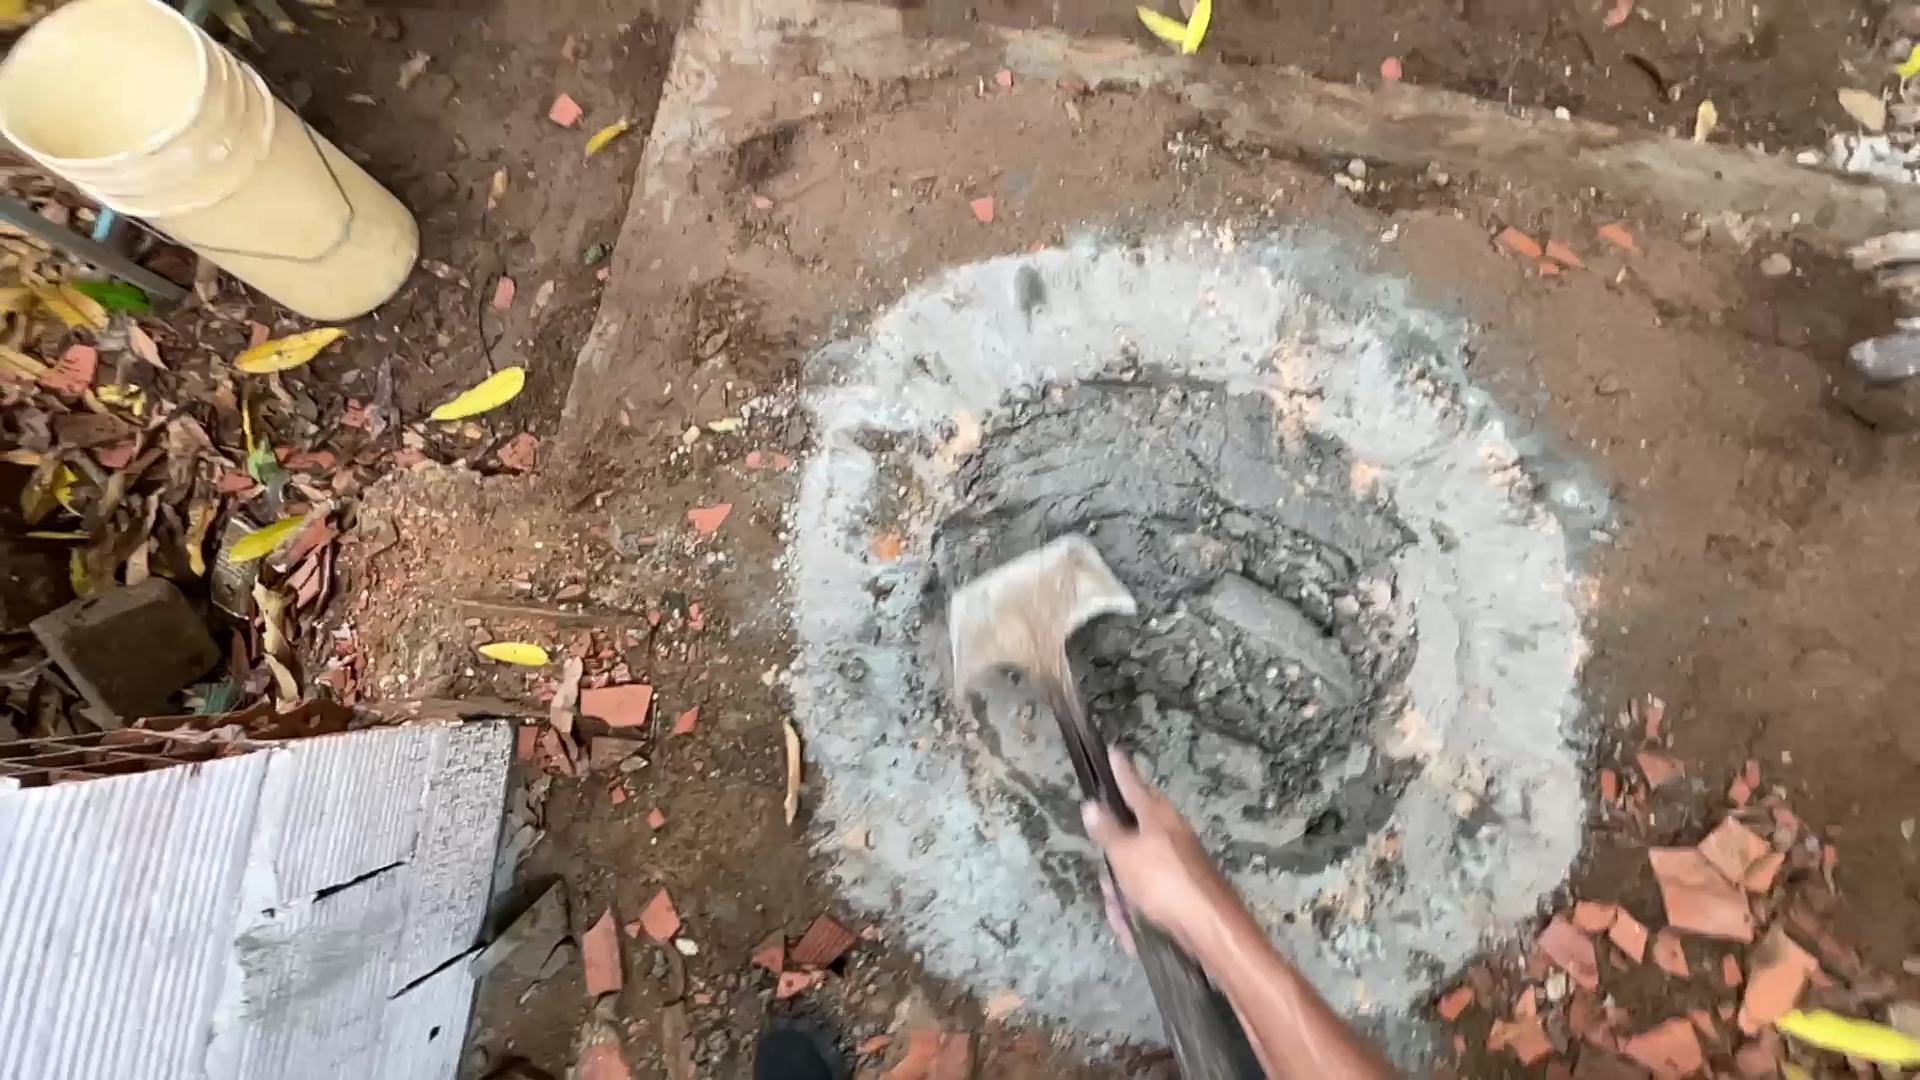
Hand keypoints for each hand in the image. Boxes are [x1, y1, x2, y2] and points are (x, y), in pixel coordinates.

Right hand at [1082, 748, 1241, 952]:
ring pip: (1137, 873)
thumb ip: (1107, 830)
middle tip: (1109, 884)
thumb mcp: (1125, 854)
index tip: (1114, 750)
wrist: (1213, 930)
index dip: (1120, 769)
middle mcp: (1170, 833)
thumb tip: (1092, 803)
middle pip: (1130, 837)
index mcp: (1156, 815)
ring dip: (1124, 896)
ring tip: (1122, 916)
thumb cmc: (1164, 882)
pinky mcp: (1184, 891)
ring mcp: (1179, 862)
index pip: (1132, 784)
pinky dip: (1138, 914)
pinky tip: (1134, 933)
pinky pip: (1150, 897)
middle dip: (1114, 865)